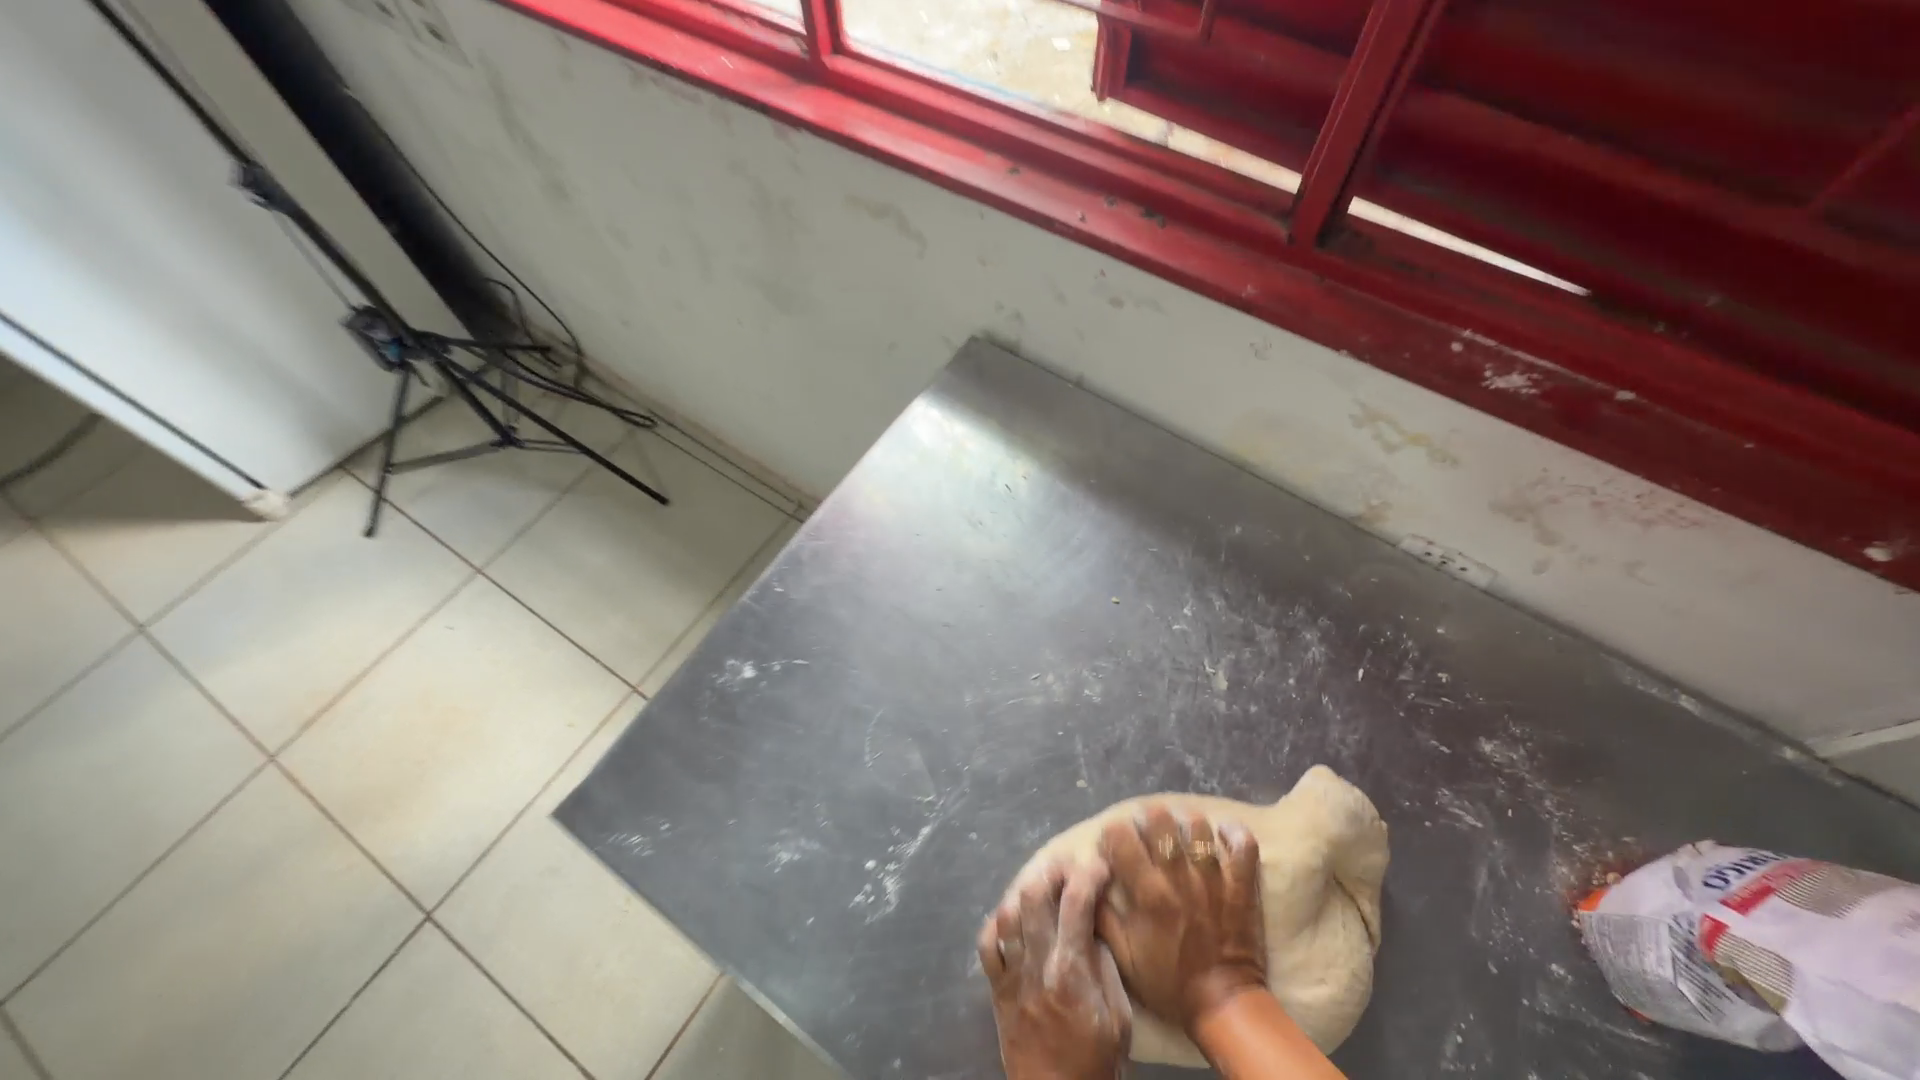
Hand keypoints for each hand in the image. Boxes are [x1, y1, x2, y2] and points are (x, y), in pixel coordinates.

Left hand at [979, 859, 1131, 1079]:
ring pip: (1007, 915)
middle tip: (1066, 865)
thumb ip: (1104, 968)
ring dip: (1024, 893)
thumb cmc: (1096, 1060)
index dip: (1087, 875)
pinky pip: (987, 945)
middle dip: (1051, 872)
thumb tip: (1093, 930)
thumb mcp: (1118, 1017)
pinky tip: (1012, 918)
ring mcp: (1011, 975)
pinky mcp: (996, 989)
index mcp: (1071, 971)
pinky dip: (997, 924)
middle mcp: (1036, 965)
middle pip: (1034, 898)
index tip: (1098, 863)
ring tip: (1039, 884)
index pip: (1075, 905)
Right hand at [1095, 805, 1266, 1033]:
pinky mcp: (1241, 886)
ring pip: (1198, 827)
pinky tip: (1221, 832)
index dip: (1112, 834)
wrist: (1222, 1004)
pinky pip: (1243, 845)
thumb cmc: (1168, 982)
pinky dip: (1233, 832)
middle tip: (1146, 832)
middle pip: (1160, 821)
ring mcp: (1214, 879)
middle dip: (1148, 819)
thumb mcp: (1124, 957)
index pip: (1121, 837)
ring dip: (1185, 823)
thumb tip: (1086, 882)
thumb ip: (1103, 917)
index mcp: (1148, 893)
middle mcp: (1179, 878)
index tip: (1113, 844)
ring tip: (1180, 832)